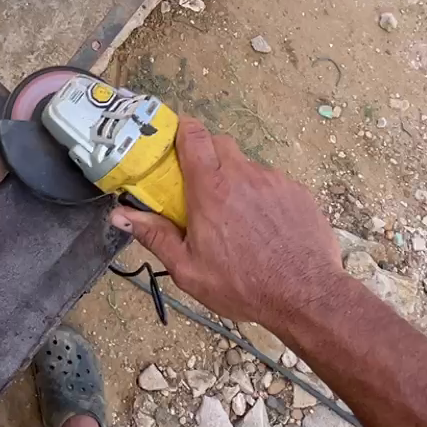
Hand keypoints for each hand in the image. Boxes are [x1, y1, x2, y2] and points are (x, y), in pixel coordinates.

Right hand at [113, 118, 347, 335]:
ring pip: (247, 166)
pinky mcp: (297, 192)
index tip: (174, 142)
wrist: (307, 296)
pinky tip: (265, 228)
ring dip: (237, 181)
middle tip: (202, 188)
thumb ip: (154, 235)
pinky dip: (263, 197)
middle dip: (208, 157)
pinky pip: (272, 184)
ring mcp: (273, 181)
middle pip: (219, 143)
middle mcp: (242, 175)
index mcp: (210, 188)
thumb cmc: (244, 285)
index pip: (193, 134)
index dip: (182, 130)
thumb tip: (119, 215)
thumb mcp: (188, 268)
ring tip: (238, 218)